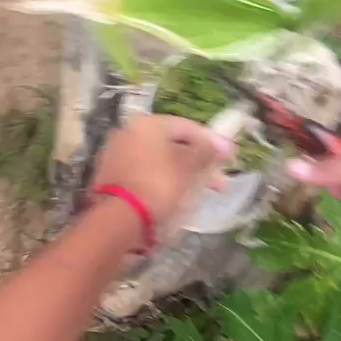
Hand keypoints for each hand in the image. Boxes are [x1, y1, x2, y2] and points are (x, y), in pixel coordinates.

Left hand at [92, 114, 233, 226]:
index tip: (229, 158)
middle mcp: (128, 131)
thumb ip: (206, 151)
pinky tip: (174, 196)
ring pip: (159, 160)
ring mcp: (116, 153)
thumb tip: (221, 143)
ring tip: (200, 192)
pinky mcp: (111, 175)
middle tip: (219, 182)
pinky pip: (145, 172)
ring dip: (182, 173)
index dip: (212, 141)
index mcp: (147, 123)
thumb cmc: (158, 184)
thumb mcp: (188, 166)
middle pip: (172, 144)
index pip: (187, 126)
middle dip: (199, 162)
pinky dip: (162, 180)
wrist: (118, 218)